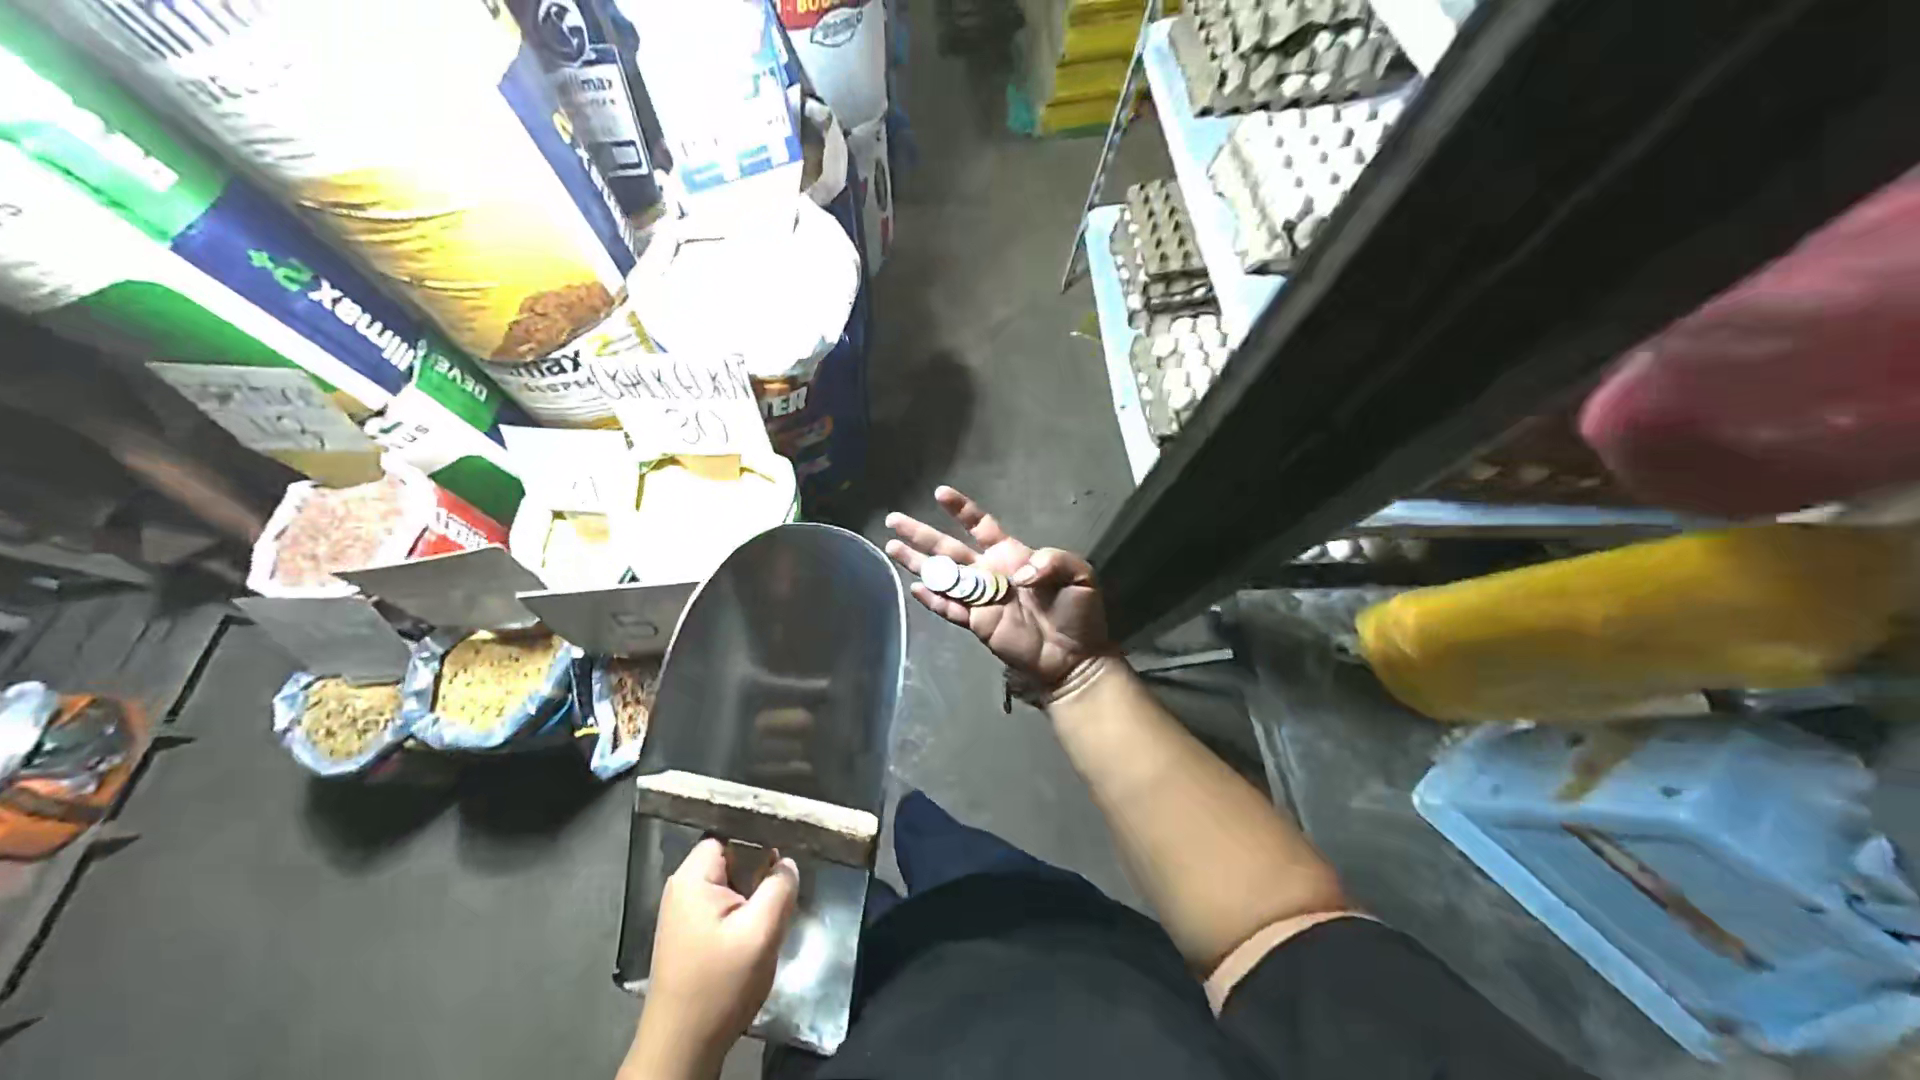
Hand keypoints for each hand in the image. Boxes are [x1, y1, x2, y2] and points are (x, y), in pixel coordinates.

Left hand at [628, 839, 797, 1078]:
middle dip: (760, 872)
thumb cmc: (719, 986)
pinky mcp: (689, 934)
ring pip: (732, 885)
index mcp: (692, 877)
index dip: (761, 841)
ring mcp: (684, 912)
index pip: (732, 834)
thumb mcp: (760, 932)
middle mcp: (682, 888)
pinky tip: (754, 936)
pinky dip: (743, 916)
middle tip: (780, 894)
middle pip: (733, 859)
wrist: (682, 1048)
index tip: (787, 853)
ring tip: (769, 917)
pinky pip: (724, 907)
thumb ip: (780, 887)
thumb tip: (788, 863)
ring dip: (754, 897)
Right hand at [885, 486, 1113, 699]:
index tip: (939, 493)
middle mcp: (990, 573)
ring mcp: (981, 599)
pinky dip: (933, 599)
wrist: (1074, 656)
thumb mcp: (1079, 575)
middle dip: (921, 533)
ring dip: (917, 562)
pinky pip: (951, 609)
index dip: (961, 510)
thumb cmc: (1079, 612)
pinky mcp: (977, 624)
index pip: (980, 526)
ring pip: (943, 576)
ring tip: (891, 547)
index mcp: (1012, 555)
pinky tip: (915, 587)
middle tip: (894, 519)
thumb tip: (1018, 573)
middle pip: (949, 548)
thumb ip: (1051, 562)